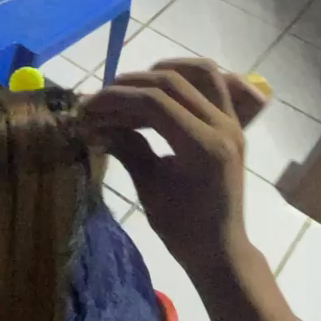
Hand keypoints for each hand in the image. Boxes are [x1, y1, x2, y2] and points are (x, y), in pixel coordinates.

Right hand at [82, 58, 268, 272]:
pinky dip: (186, 77)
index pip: (155, 102)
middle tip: (101, 99)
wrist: (220, 248)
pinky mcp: (232, 124)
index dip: (116, 99)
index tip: (89, 107)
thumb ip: (126, 146)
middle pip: (172, 82)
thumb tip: (95, 123)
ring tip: (132, 87)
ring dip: (162, 71)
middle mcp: (223, 126)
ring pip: (201, 72)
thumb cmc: (182, 227)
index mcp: (203, 147)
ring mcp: (232, 122)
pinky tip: (160, 88)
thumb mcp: (148, 186)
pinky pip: (214, 84)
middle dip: (130, 85)